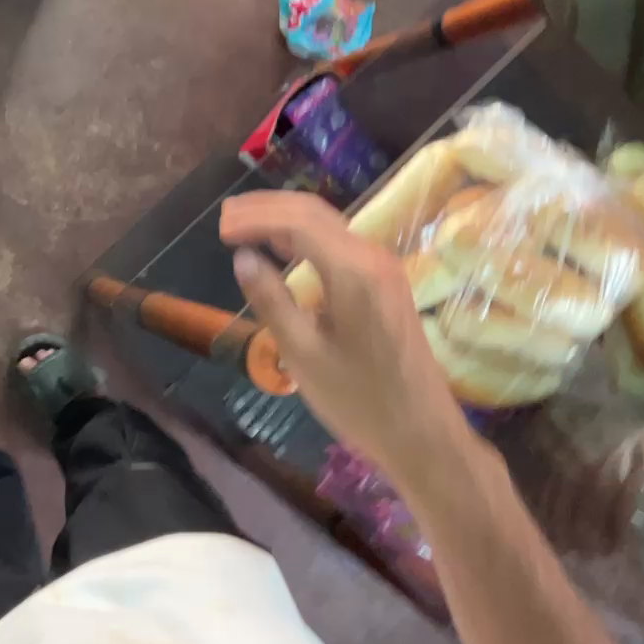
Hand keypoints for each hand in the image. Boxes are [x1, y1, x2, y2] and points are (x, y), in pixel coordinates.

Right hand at [219, 191, 467, 485]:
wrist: (424, 436)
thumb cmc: (358, 400)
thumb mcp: (303, 354)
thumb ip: (271, 299)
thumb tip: (242, 256)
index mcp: (353, 273)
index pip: (297, 222)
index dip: (254, 219)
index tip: (220, 229)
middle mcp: (372, 258)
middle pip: (313, 213)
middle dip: (266, 208)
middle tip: (224, 217)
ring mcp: (382, 269)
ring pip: (326, 223)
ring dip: (283, 218)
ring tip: (243, 225)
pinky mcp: (384, 283)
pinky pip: (337, 242)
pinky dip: (302, 234)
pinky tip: (280, 245)